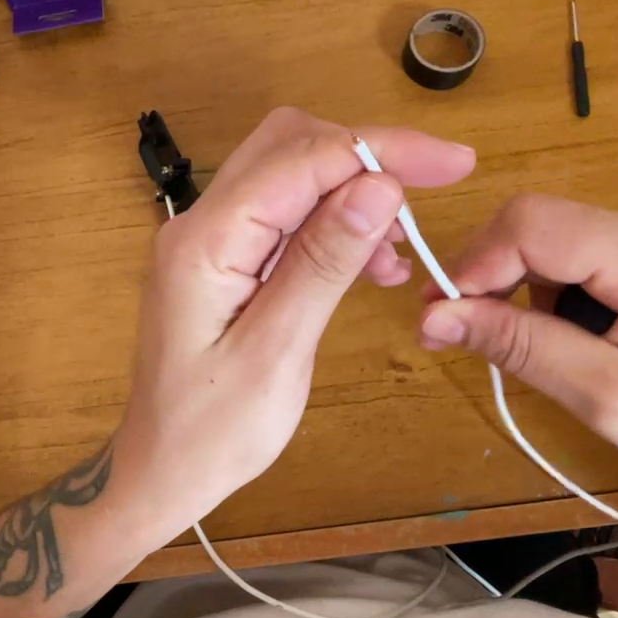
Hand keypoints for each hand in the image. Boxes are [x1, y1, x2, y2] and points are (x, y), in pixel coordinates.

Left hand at [108, 108, 475, 534]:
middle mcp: (199, 225)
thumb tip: (379, 185)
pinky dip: (329, 227)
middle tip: (430, 191)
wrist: (162, 469)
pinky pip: (280, 220)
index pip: (300, 159)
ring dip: (349, 194)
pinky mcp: (221, 263)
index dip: (381, 150)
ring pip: (287, 179)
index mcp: (206, 242)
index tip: (455, 163)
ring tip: (397, 248)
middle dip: (364, 157)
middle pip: (288, 148)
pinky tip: (367, 264)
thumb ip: (322, 263)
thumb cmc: (213, 431)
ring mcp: (207, 242)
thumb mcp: (277, 352)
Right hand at [415, 196, 617, 536]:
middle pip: (546, 224)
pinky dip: (569, 288)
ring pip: (566, 237)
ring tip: (553, 351)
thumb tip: (433, 316)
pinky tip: (588, 334)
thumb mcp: (610, 400)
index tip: (442, 318)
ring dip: (536, 290)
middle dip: (499, 279)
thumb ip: (520, 346)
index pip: (534, 222)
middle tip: (477, 340)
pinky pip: (597, 247)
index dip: (473, 263)